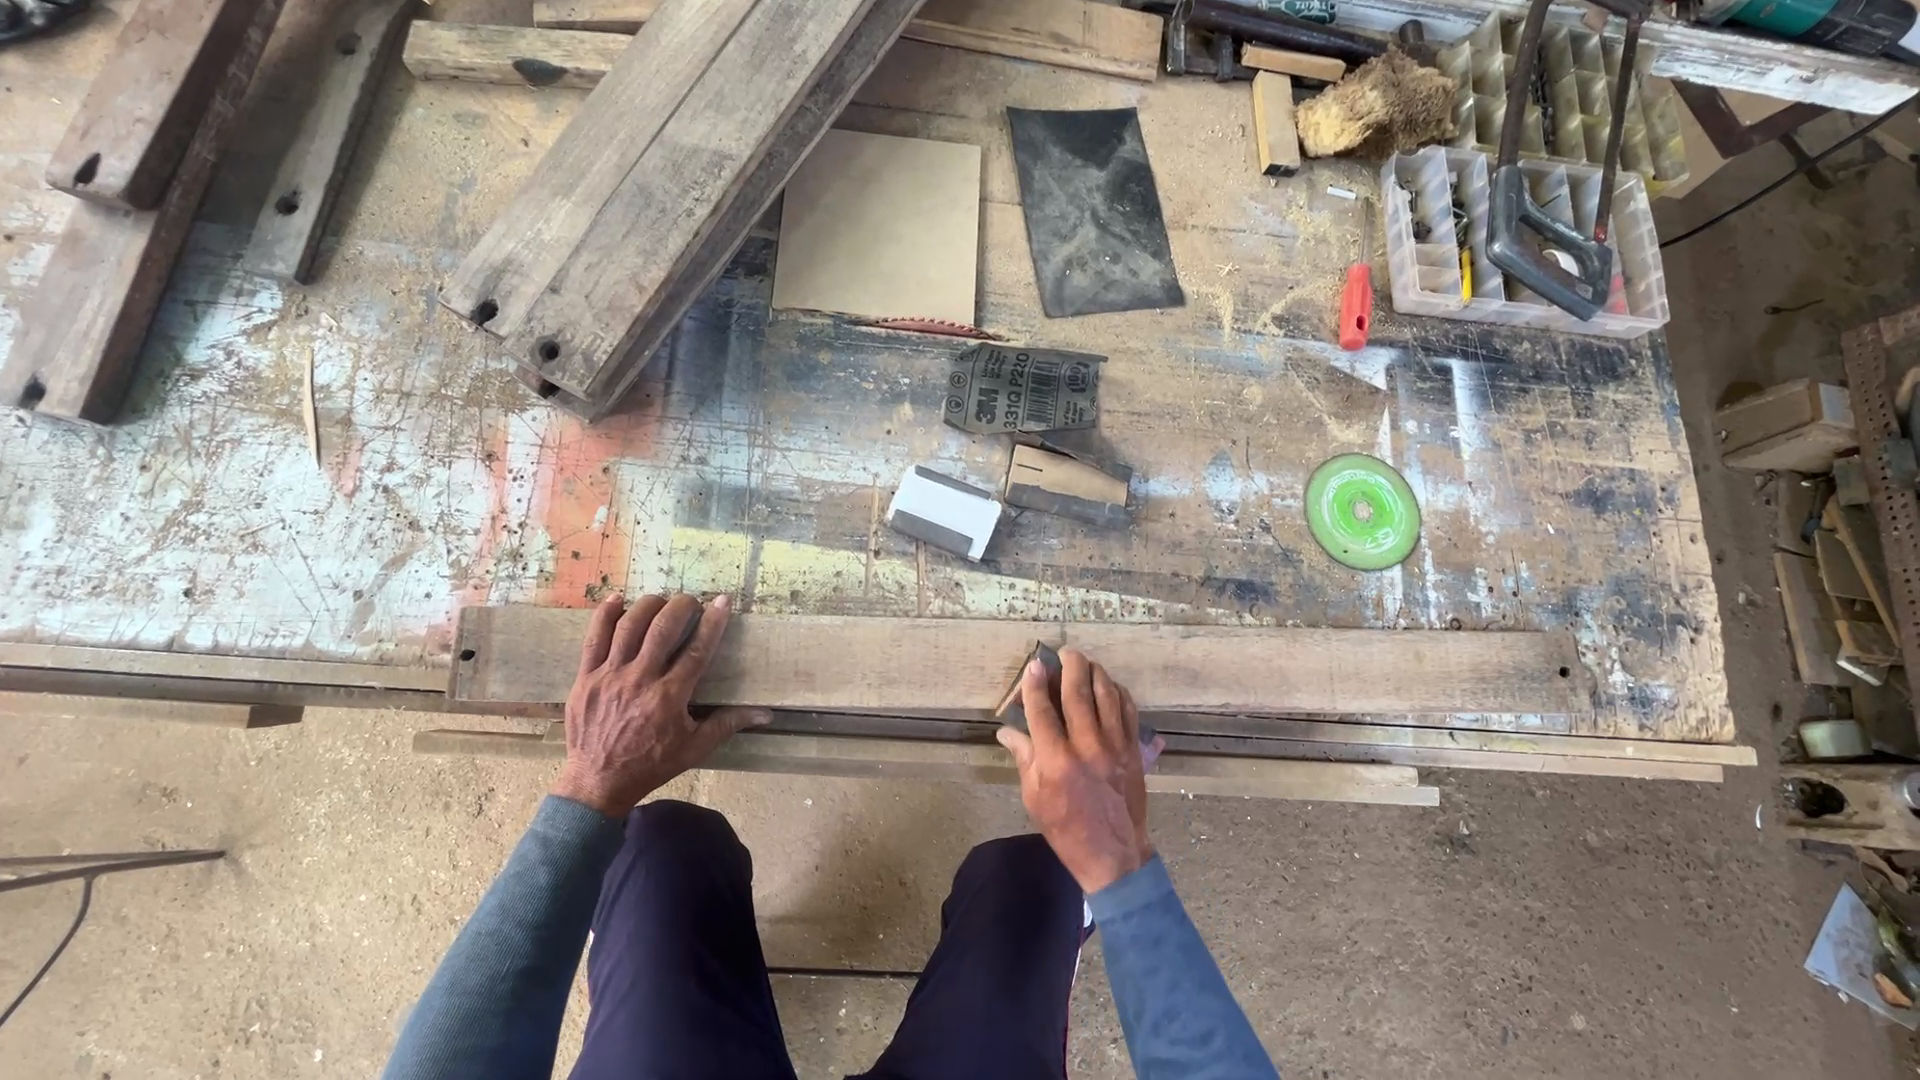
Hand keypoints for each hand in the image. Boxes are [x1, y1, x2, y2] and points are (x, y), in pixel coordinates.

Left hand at [552, 593, 769, 816]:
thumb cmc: (651, 764)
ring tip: (662, 602)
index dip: (713, 622)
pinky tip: (619, 599)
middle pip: (663, 628)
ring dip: (649, 606)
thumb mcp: (695, 748)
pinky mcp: (585, 678)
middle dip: (681, 606)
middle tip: (691, 602)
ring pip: (630, 626)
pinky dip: (606, 614)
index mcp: (669, 697)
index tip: (722, 601)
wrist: (597, 783)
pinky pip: (594, 637)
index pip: (697, 649)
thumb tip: (766, 714)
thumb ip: (728, 723)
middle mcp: (640, 680)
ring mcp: (609, 676)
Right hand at [996, 650, 1163, 893]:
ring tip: (1086, 663)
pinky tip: (1110, 687)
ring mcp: (1114, 747)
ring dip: (1096, 673)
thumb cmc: (1066, 829)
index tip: (1034, 664)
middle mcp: (1087, 747)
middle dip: (1070, 665)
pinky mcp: (1133, 751)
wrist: (1113, 855)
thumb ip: (1024, 757)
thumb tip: (1007, 730)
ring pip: (1107, 695)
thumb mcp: (1034, 797)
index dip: (1035, 684)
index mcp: (1056, 760)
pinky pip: (1129, 711)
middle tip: (1064, 652)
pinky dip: (1119, 693)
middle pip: (1078, 692)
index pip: (1042, 710)